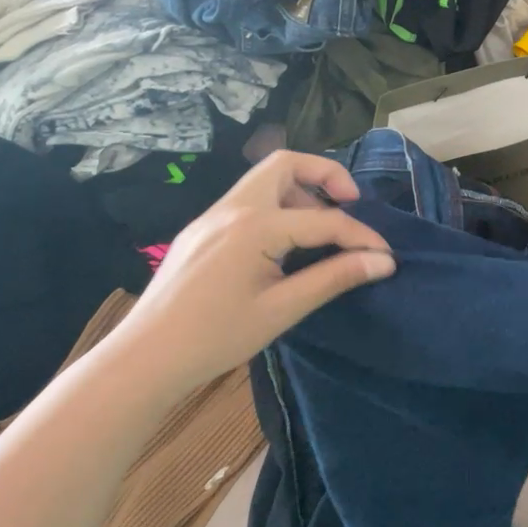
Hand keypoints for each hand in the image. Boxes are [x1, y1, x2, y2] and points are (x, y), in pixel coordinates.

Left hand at [105, 151, 397, 391]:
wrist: (141, 362)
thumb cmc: (215, 337)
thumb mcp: (283, 309)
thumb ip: (335, 277)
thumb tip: (384, 261)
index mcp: (254, 226)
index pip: (325, 219)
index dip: (361, 236)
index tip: (386, 255)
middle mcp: (231, 209)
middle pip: (286, 164)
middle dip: (326, 176)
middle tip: (350, 205)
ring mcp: (211, 218)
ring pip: (265, 180)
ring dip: (301, 192)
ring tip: (320, 229)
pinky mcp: (200, 232)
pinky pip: (248, 202)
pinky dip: (278, 208)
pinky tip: (285, 245)